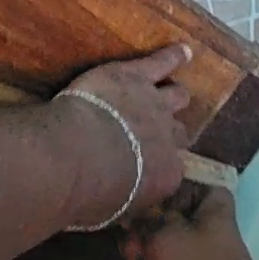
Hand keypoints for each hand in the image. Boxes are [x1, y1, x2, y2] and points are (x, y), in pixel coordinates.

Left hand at [55, 44, 192, 227]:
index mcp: (165, 174)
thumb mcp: (111, 209)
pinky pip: (161, 62)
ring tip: (179, 92)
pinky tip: (182, 50)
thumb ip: (124, 198)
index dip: (160, 166)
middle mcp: (168, 138)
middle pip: (177, 132)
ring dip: (175, 96)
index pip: (171, 169)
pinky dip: (173, 55)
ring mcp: (155, 103)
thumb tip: (121, 196)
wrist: (76, 154)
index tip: (148, 167)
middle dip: (168, 133)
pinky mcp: (136, 76)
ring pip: (176, 96)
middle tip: (155, 133)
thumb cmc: (88, 192)